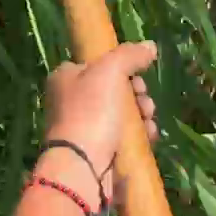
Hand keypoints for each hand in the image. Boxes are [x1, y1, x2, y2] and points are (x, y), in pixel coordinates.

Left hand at [38, 41, 159, 199]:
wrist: (81, 169)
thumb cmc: (90, 111)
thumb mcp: (110, 71)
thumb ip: (130, 55)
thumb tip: (150, 46)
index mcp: (65, 77)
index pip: (97, 64)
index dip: (121, 68)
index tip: (138, 75)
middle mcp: (70, 101)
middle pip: (113, 89)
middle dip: (137, 94)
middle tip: (145, 101)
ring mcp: (83, 129)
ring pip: (120, 114)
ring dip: (141, 114)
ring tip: (149, 120)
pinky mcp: (96, 153)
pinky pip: (122, 138)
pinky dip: (138, 135)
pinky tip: (150, 136)